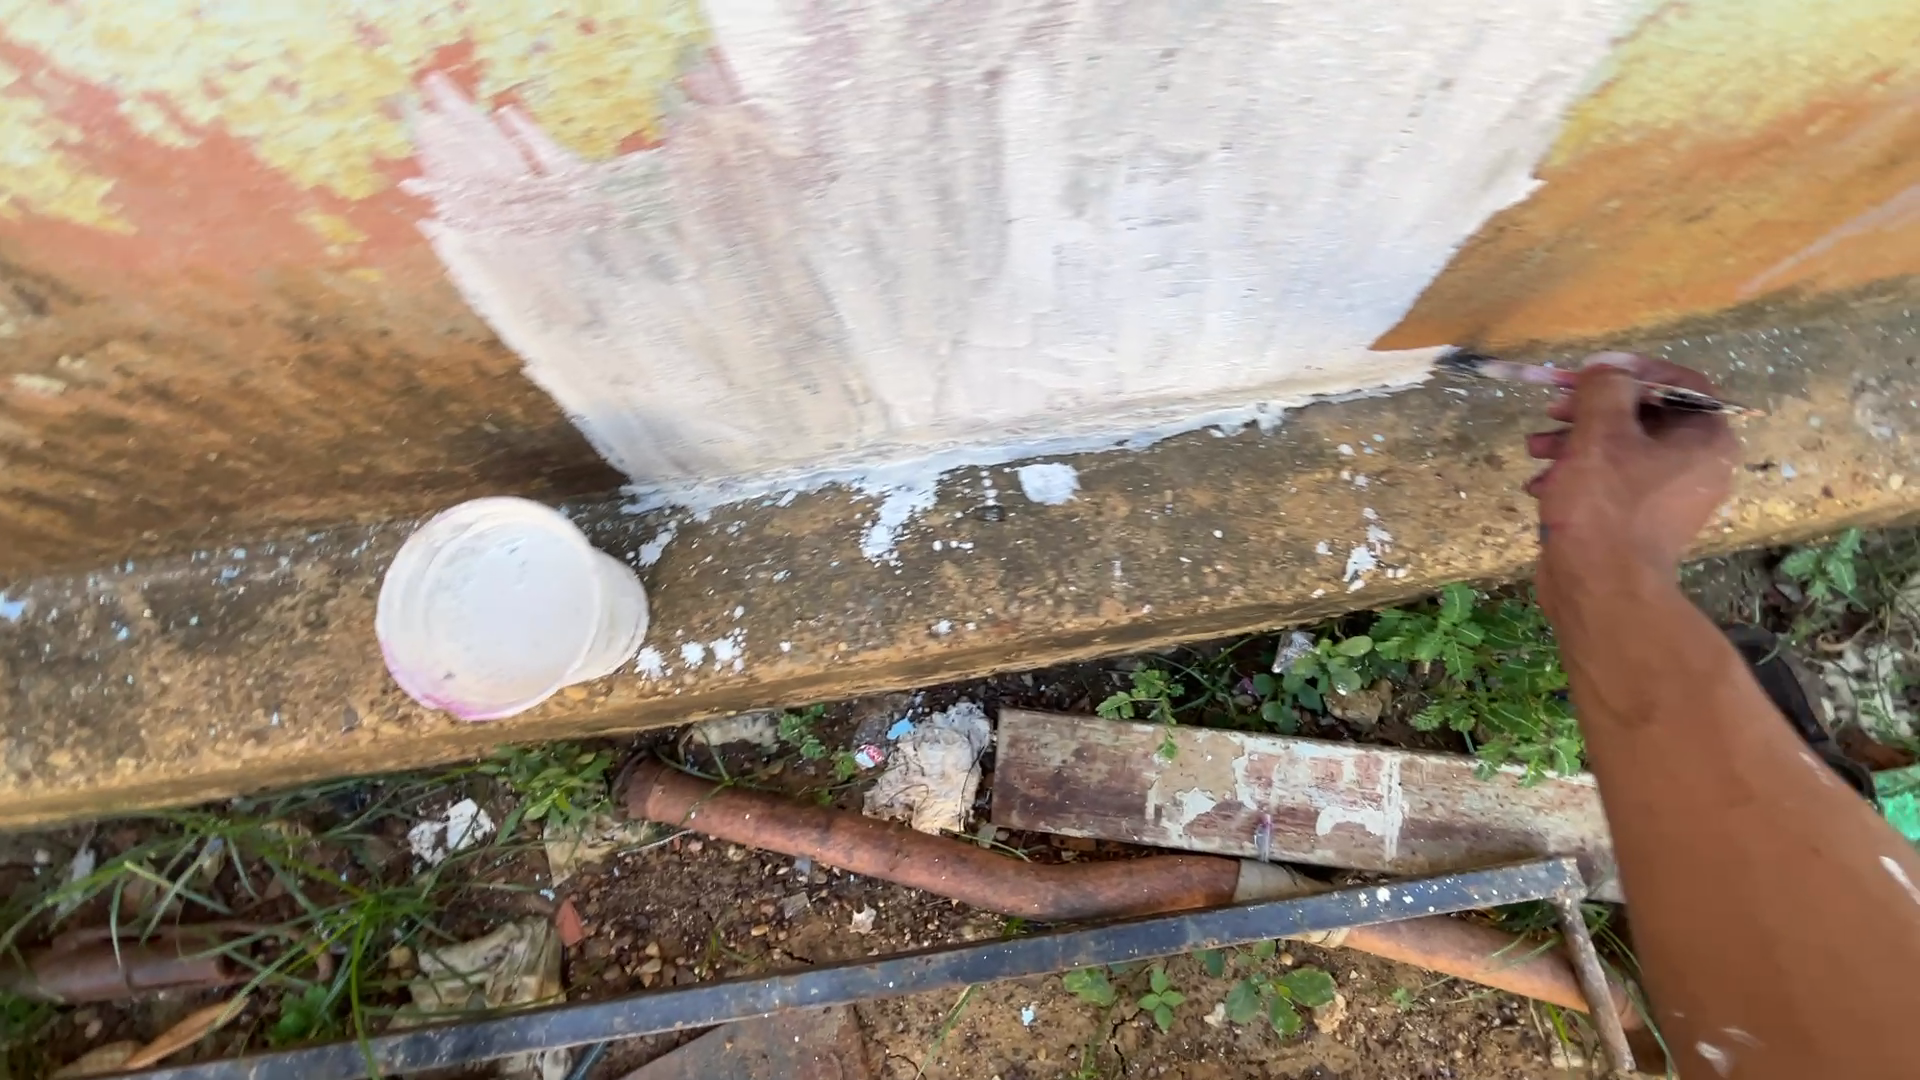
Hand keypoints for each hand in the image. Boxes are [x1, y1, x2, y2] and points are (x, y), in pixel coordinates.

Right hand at [1526, 353, 1737, 615]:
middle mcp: (1695, 463)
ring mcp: (1666, 494)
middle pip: (1641, 415)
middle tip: (1549, 410)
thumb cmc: (1604, 505)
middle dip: (1588, 410)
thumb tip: (1604, 368)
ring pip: (1618, 449)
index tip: (1581, 374)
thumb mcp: (1599, 437)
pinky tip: (1540, 484)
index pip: (1677, 382)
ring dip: (1572, 442)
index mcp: (1704, 438)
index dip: (1627, 371)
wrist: (1600, 582)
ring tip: (1533, 450)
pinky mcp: (1636, 518)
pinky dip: (1575, 474)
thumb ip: (1603, 392)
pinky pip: (1608, 481)